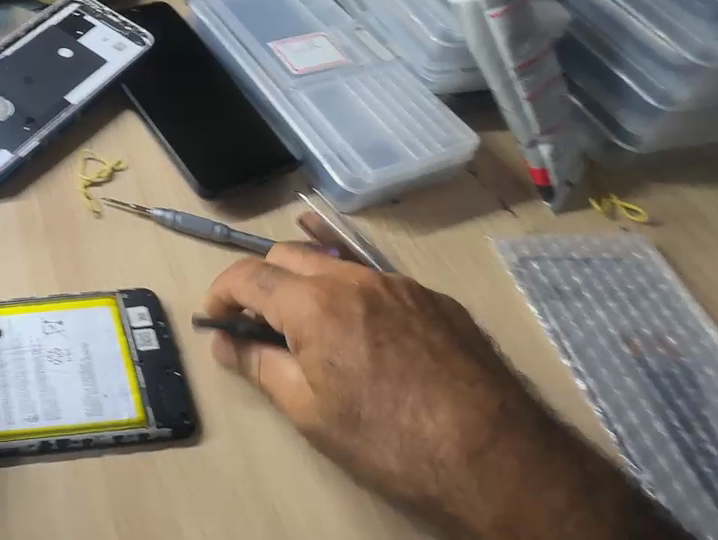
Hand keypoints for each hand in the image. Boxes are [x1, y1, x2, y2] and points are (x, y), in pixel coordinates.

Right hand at [204, 225, 685, 539]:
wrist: (501, 462)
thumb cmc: (391, 443)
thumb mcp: (310, 413)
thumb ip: (259, 366)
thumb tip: (222, 342)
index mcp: (312, 303)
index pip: (247, 276)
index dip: (222, 293)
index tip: (215, 316)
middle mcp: (350, 278)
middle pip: (285, 255)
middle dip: (262, 282)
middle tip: (259, 322)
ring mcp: (397, 282)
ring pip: (332, 259)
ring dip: (305, 279)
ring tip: (305, 317)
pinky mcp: (433, 297)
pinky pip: (377, 276)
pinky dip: (351, 287)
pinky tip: (360, 319)